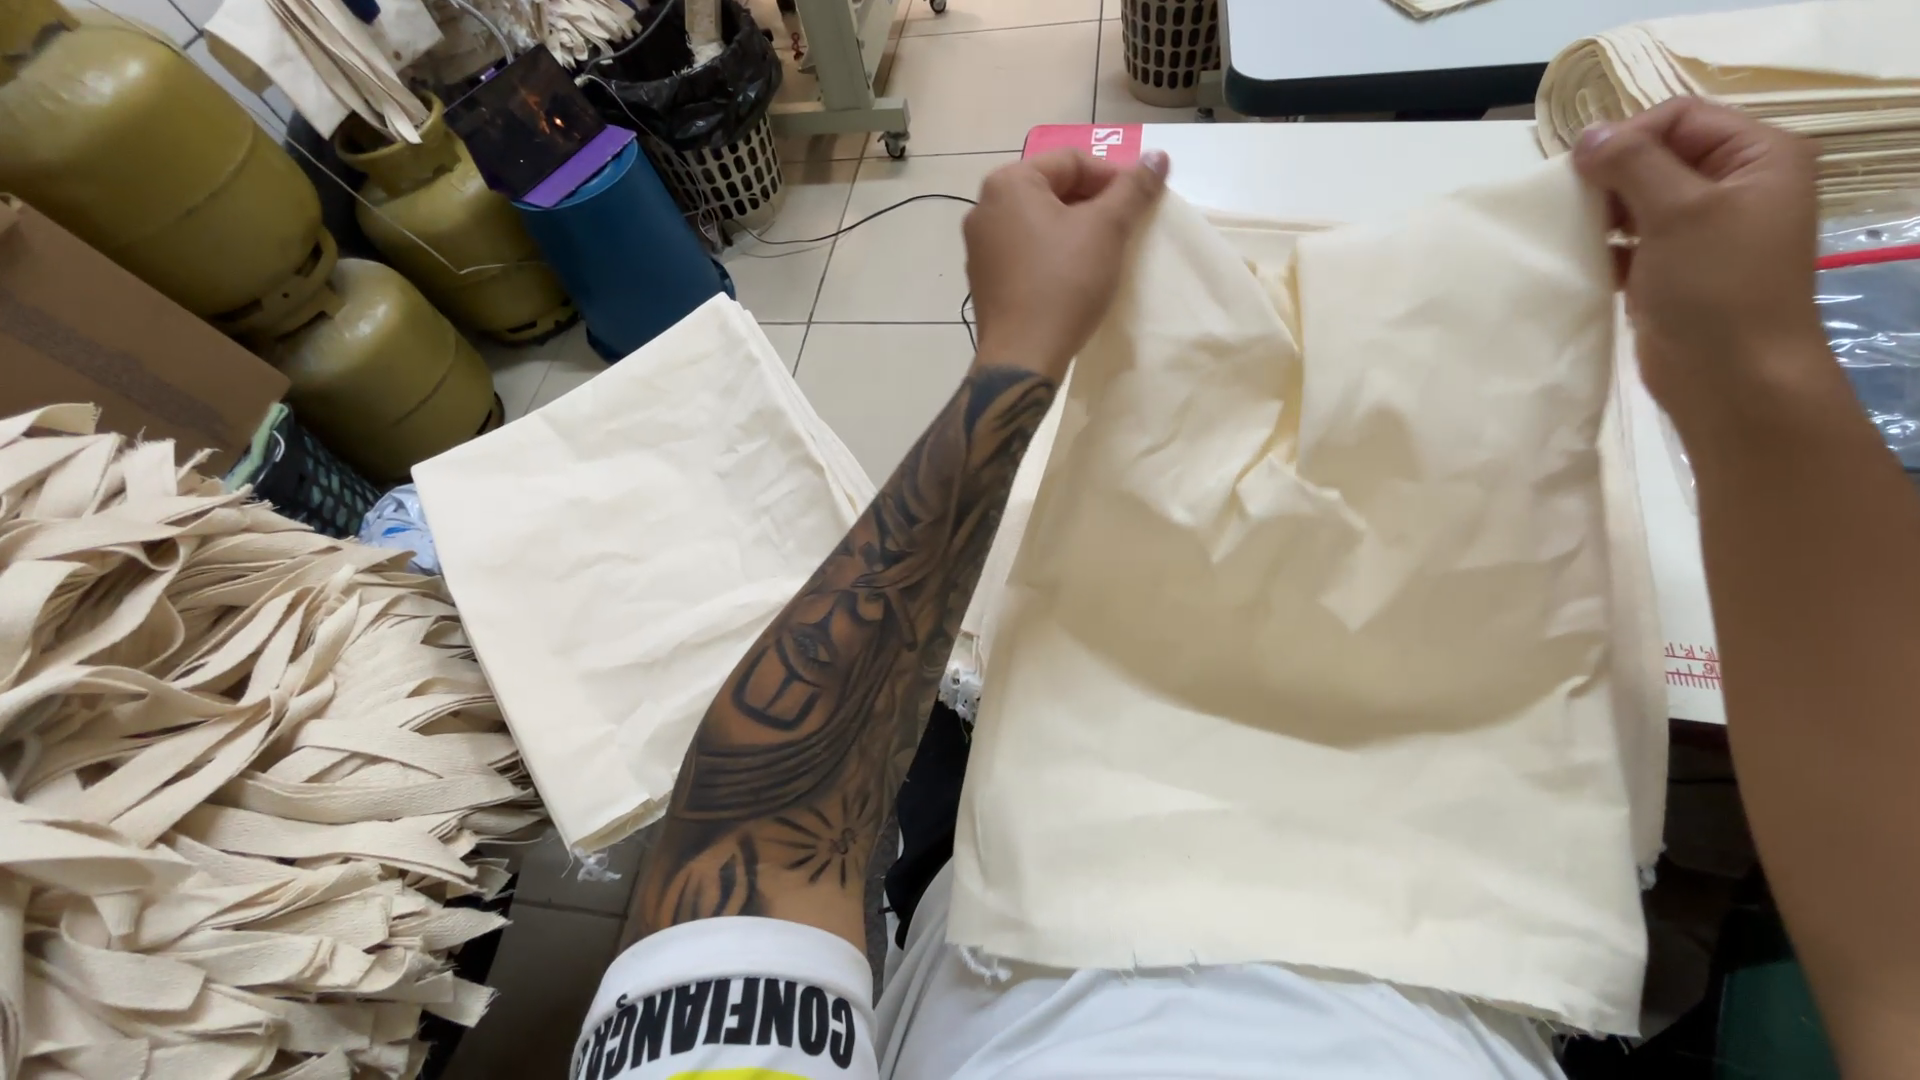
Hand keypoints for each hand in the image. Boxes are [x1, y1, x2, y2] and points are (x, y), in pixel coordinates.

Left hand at [963, 148, 1170, 380]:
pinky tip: (1073, 278)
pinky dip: (1051, 256)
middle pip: (1052, 191)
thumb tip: (1158, 157)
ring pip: (1038, 224)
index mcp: (1008, 184)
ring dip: (1073, 231)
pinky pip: (1024, 254)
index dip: (1113, 178)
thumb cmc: (1064, 283)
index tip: (1139, 204)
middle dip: (1092, 205)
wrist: (1022, 356)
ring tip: (1103, 254)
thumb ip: (1133, 189)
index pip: (1071, 162)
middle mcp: (983, 208)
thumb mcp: (1107, 229)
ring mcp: (979, 248)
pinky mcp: (984, 281)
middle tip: (1124, 229)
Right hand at [1572, 98, 1827, 426]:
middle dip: (1609, 177)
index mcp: (1758, 156)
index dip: (1628, 136)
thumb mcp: (1680, 212)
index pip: (1680, 117)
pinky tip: (1576, 260)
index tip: (1579, 173)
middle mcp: (1735, 185)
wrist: (1729, 373)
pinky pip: (1629, 241)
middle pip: (1657, 156)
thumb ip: (1633, 165)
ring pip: (1638, 200)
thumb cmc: (1716, 286)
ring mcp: (1703, 230)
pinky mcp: (1672, 268)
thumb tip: (1587, 134)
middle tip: (1568, 206)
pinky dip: (1601, 246)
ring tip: (1568, 233)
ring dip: (1600, 213)